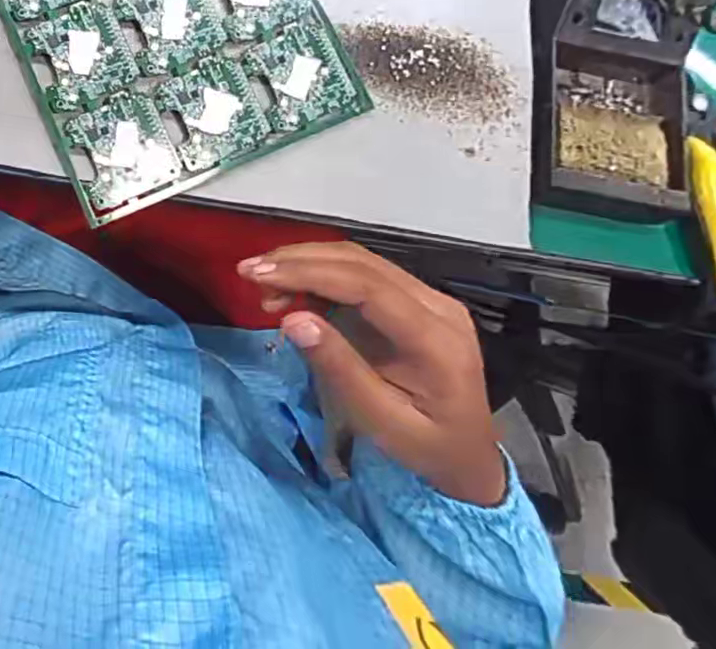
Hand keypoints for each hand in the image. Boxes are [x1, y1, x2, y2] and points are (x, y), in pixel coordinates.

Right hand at [237, 242, 505, 505]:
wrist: (466, 457)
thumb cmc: (424, 446)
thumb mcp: (380, 421)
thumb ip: (339, 368)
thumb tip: (292, 319)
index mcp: (436, 339)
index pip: (365, 286)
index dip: (307, 273)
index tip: (258, 275)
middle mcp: (437, 306)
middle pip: (358, 262)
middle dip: (296, 261)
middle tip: (248, 272)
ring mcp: (426, 298)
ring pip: (355, 258)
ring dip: (302, 262)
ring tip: (262, 282)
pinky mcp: (410, 298)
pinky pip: (357, 270)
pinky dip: (315, 272)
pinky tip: (289, 289)